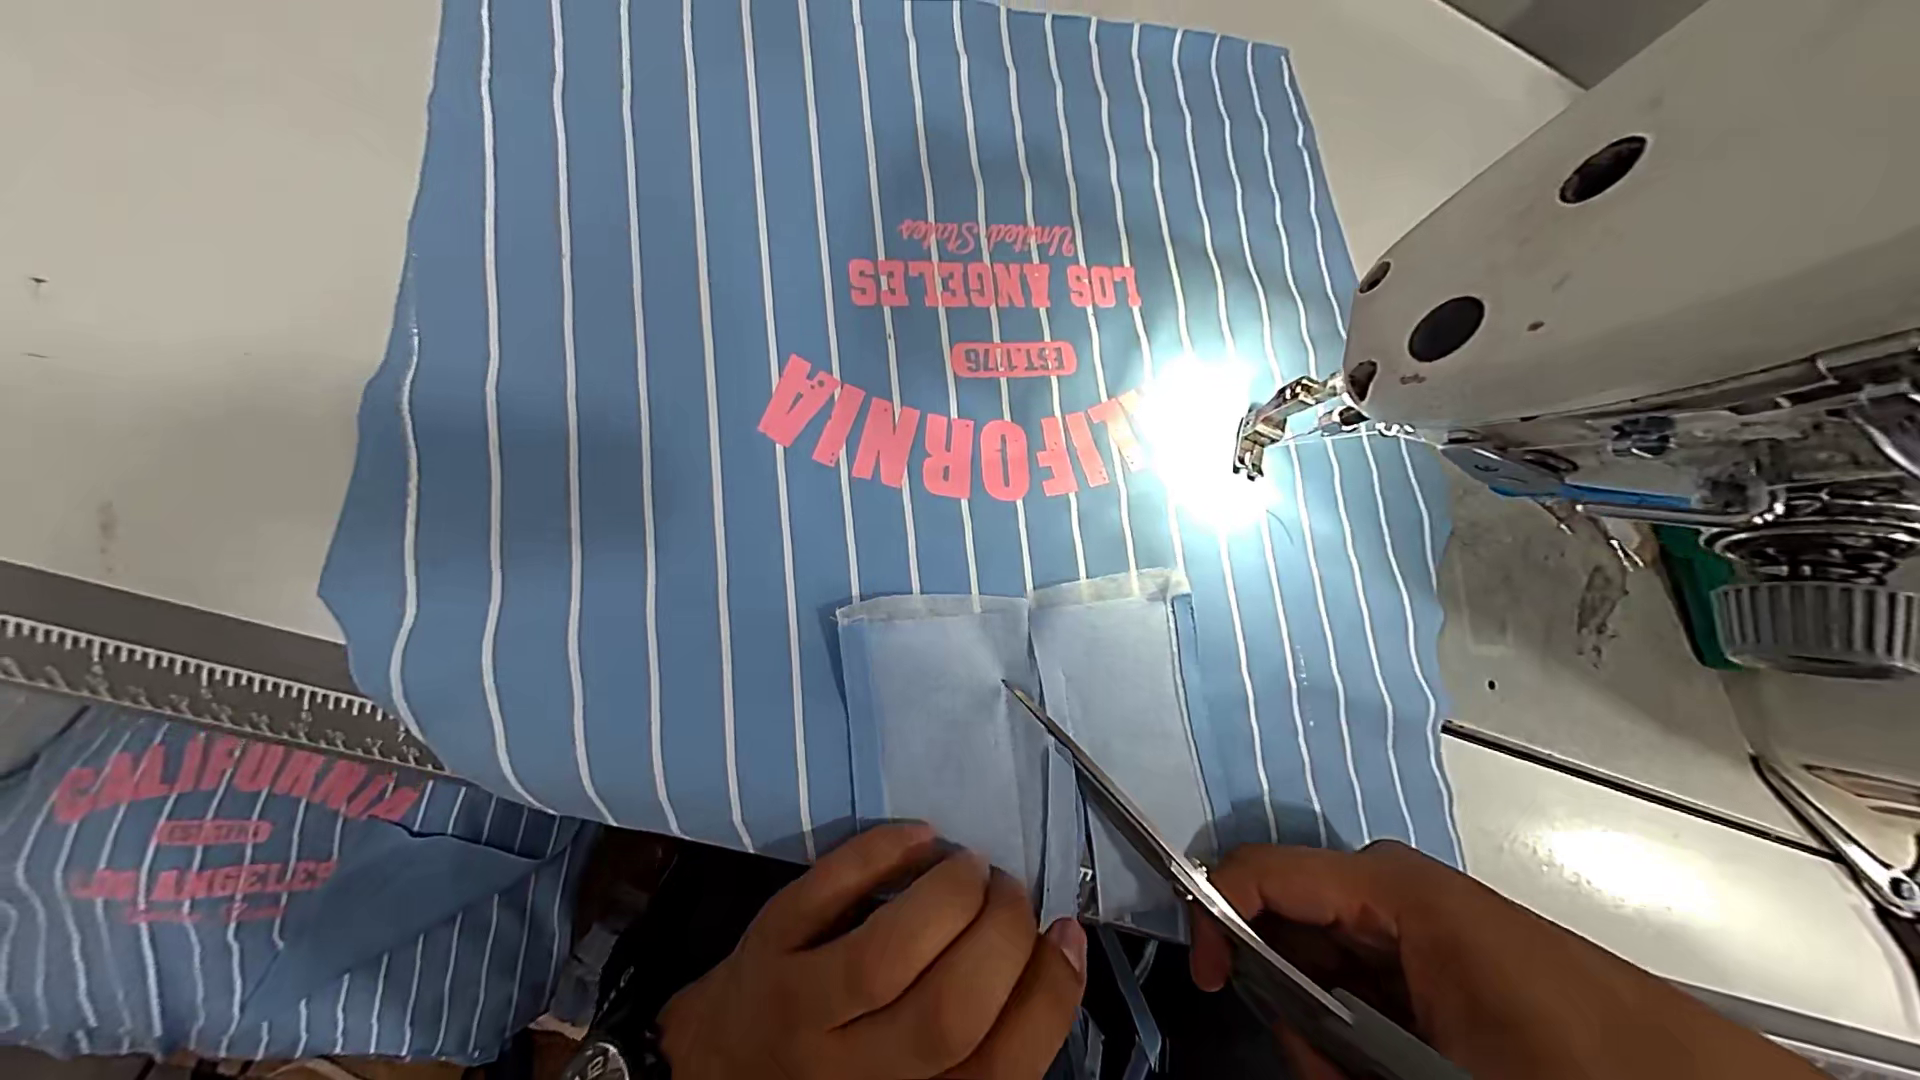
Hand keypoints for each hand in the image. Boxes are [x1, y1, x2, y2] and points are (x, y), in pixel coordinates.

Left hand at [658, 823, 1087, 1079]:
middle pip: (948, 1010)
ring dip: (948, 893)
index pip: (1000, 1070)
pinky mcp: (768, 949)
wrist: (727, 1059)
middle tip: (1009, 891)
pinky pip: (829, 890)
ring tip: (970, 865)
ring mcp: (801, 1011)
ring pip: (885, 954)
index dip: (1049, 992)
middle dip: (1002, 932)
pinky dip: (883, 850)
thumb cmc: (842, 1064)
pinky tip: (922, 834)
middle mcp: (856, 1076)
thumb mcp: (914, 1071)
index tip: (1064, 930)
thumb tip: (1054, 942)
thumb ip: (976, 1026)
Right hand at [1190, 841, 1824, 1079]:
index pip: (1261, 871)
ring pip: (1322, 942)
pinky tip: (1385, 1055)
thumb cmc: (1575, 1067)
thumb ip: (1332, 1053)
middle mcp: (1392, 880)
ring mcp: (1416, 910)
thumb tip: (1276, 1024)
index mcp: (1390, 885)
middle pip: (1287, 910)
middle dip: (1276, 980)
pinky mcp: (1438, 942)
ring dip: (1317, 1004)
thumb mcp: (1437, 1074)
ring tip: (1357, 1066)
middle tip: (1312, 1059)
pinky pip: (1362, 962)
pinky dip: (1352, 1008)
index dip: (1216, 914)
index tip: (1208, 980)